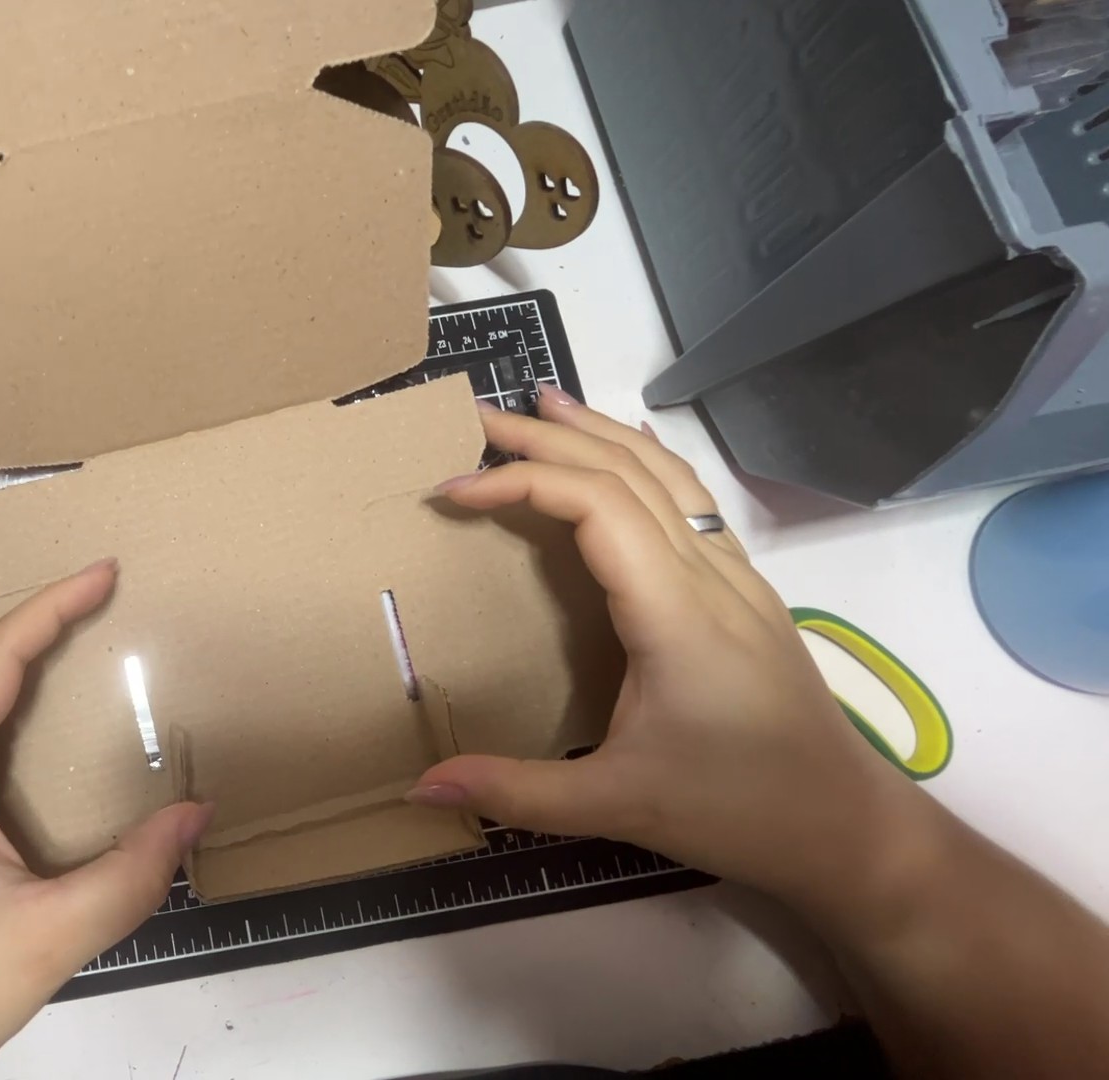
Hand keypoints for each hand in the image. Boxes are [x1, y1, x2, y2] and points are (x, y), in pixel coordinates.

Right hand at [408, 388, 932, 915]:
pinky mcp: (739, 585)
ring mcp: (733, 574)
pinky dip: (639, 456)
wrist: (855, 831)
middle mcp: (710, 575)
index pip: (596, 507)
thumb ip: (514, 792)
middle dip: (545, 437)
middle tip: (475, 416)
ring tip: (541, 404)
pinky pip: (684, 496)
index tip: (450, 491)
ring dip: (596, 431)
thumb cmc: (737, 810)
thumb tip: (418, 785)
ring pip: (663, 473)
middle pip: (626, 471)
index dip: (519, 483)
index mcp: (677, 613)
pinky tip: (620, 447)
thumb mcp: (617, 808)